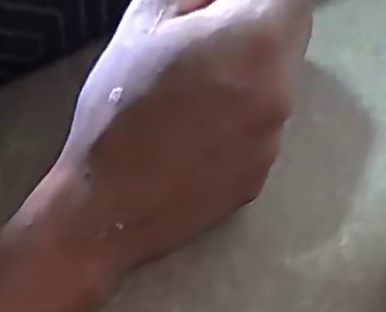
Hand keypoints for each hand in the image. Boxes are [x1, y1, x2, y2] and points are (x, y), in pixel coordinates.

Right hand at [41, 0, 312, 275]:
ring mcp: (270, 146)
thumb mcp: (142, 26)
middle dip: (250, 36)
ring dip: (242, 86)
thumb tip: (211, 2)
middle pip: (287, 38)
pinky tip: (189, 147)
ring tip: (187, 112)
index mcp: (261, 38)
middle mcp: (282, 92)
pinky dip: (233, 133)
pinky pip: (255, 139)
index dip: (242, 2)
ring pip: (271, 91)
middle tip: (192, 62)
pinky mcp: (254, 184)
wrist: (98, 216)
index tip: (208, 17)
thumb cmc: (112, 119)